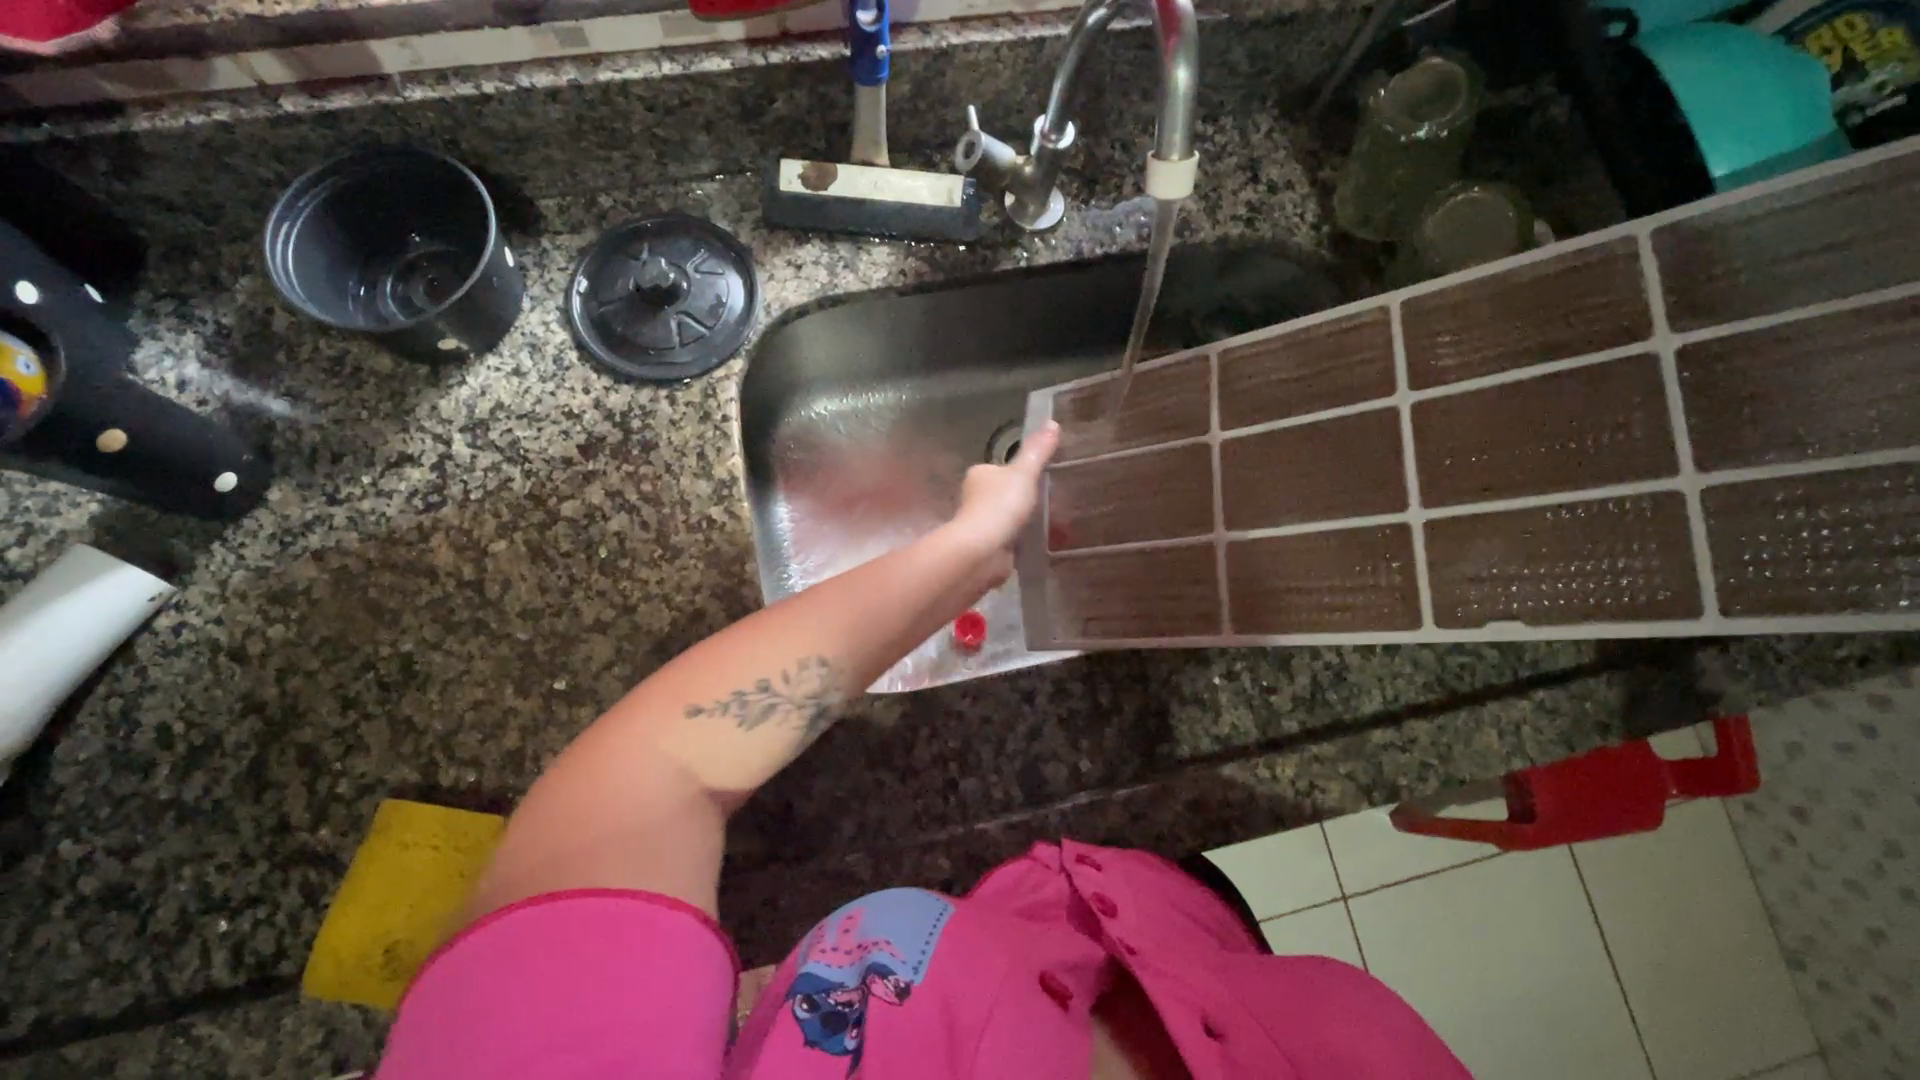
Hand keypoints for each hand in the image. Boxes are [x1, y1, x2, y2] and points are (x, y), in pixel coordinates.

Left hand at [948, 421, 1059, 575]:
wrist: (982, 550)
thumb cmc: (1000, 505)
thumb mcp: (1024, 473)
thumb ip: (1038, 451)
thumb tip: (1052, 423)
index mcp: (980, 475)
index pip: (1002, 469)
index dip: (1023, 473)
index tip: (1044, 480)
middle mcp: (976, 497)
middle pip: (1008, 494)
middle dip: (1031, 501)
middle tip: (1057, 504)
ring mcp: (981, 524)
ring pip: (1012, 518)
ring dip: (1031, 522)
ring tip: (1059, 526)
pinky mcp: (989, 547)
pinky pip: (1014, 540)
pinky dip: (1029, 541)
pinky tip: (1047, 544)